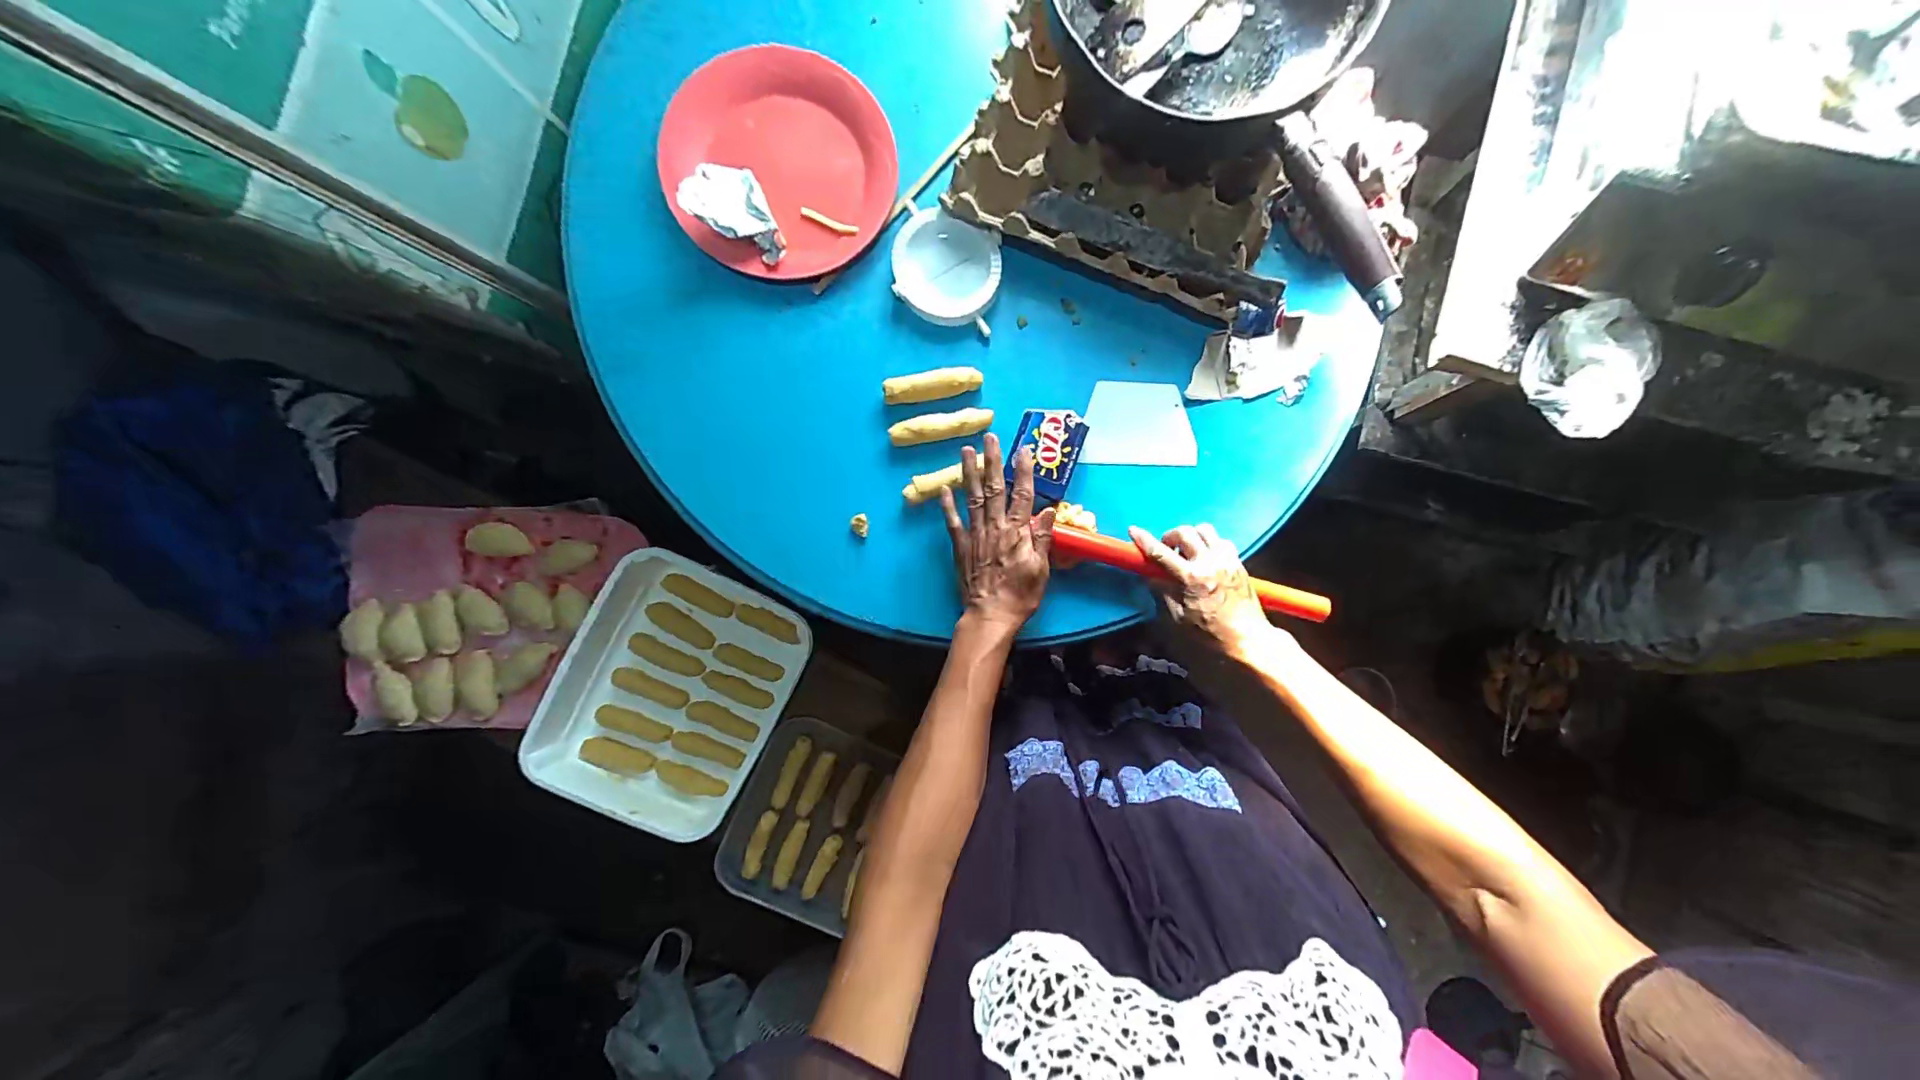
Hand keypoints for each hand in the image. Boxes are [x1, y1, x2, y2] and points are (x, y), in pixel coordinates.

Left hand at [940, 432, 1054, 631]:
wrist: (990, 616)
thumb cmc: (1021, 595)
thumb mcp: (1042, 569)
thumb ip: (1043, 538)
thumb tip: (1049, 511)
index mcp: (1017, 532)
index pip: (1022, 494)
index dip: (1023, 471)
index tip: (1023, 450)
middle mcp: (995, 527)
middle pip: (994, 488)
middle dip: (993, 461)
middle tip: (990, 437)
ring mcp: (975, 535)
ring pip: (972, 498)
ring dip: (969, 473)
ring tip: (966, 450)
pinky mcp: (960, 547)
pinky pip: (952, 522)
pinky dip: (947, 505)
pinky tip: (943, 488)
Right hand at [1127, 523, 1285, 658]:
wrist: (1248, 639)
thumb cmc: (1210, 634)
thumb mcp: (1178, 617)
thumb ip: (1163, 592)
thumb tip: (1151, 575)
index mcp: (1192, 578)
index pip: (1162, 553)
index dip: (1145, 540)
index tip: (1134, 530)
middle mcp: (1210, 563)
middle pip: (1185, 532)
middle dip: (1170, 537)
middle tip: (1166, 550)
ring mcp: (1227, 560)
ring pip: (1205, 530)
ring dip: (1191, 536)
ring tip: (1187, 551)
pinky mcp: (1238, 562)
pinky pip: (1221, 540)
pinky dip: (1209, 543)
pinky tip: (1205, 557)